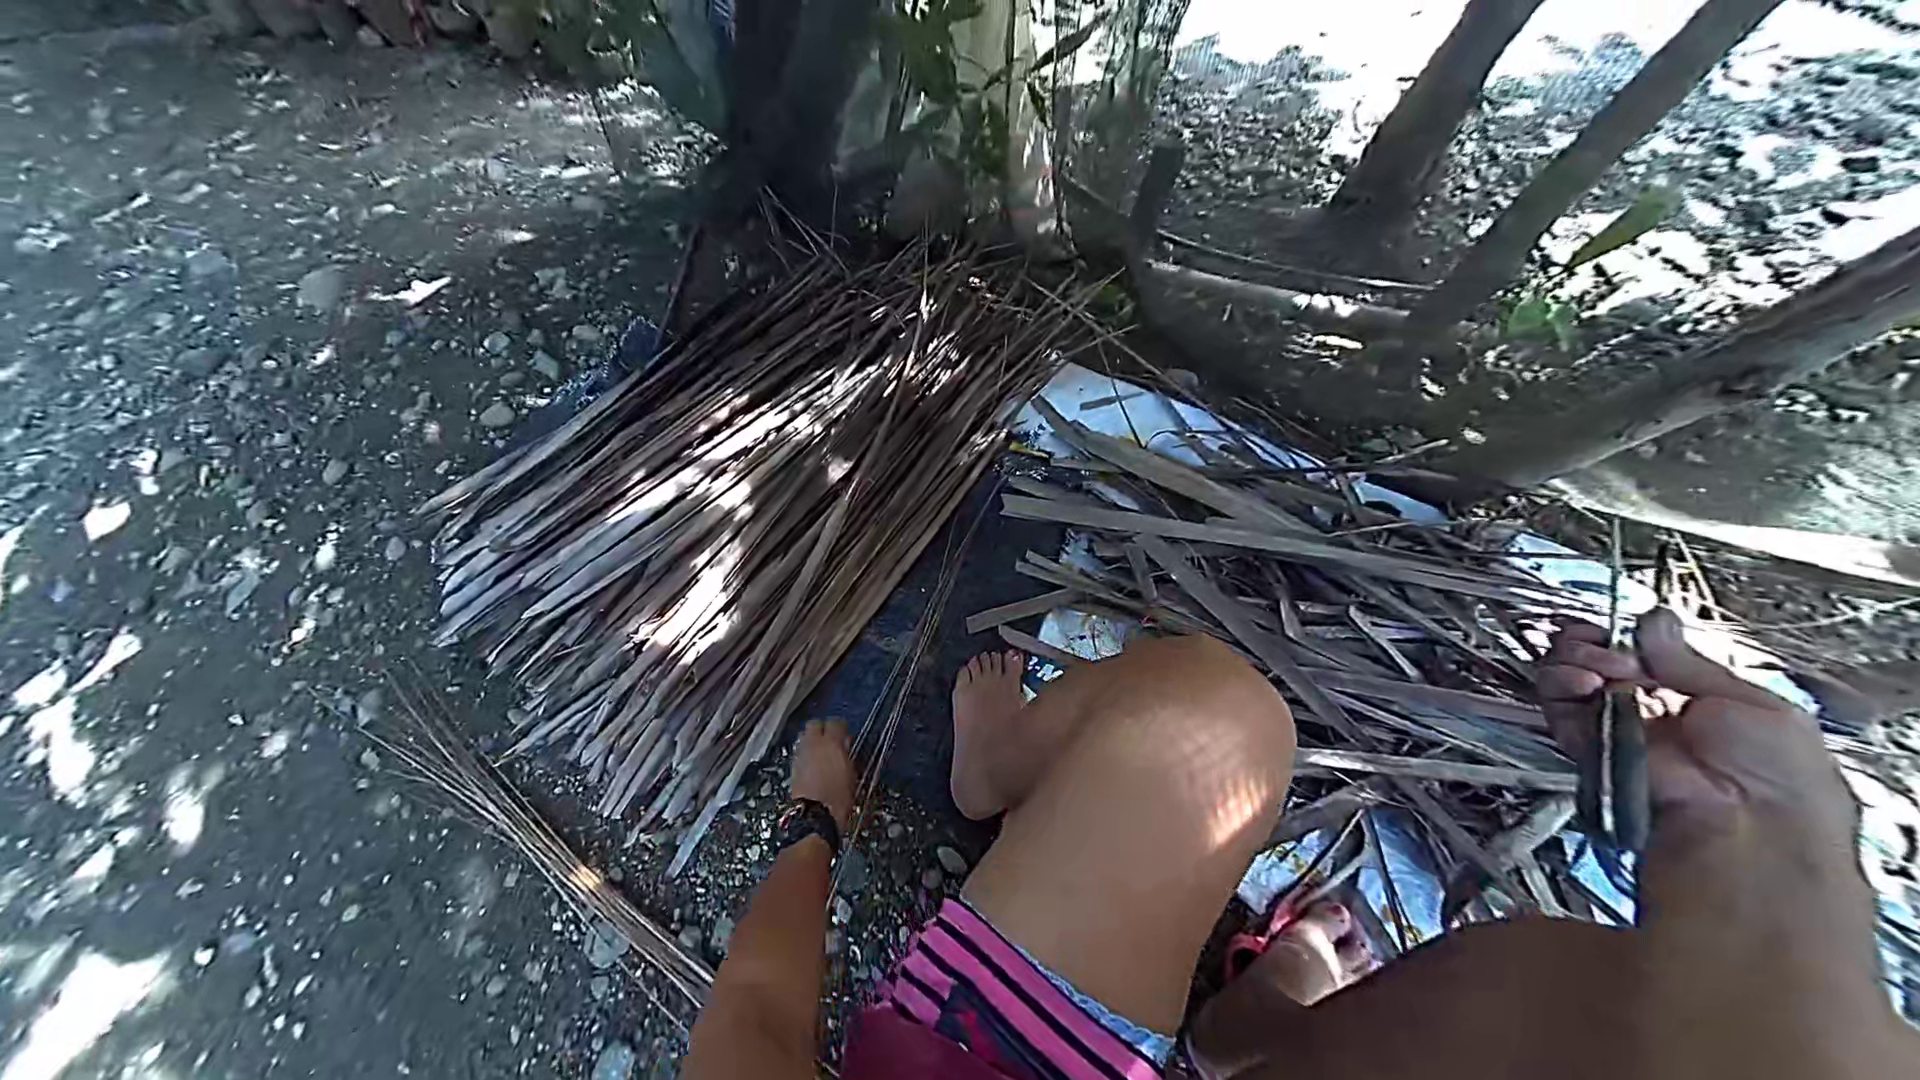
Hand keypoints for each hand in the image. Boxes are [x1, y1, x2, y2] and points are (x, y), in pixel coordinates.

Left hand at [790, 719, 854, 832]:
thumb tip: (845, 745)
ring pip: (804, 736)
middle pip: (815, 724)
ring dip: (812, 740)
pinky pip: (799, 751)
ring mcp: (800, 755)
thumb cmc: (838, 798)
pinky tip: (812, 764)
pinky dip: (805, 753)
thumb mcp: (851, 773)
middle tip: (831, 740)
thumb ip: (847, 754)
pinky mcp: (792, 767)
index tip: (845, 736)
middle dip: (822, 729)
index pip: (836, 723)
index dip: (842, 728)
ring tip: (821, 752)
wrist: (814, 818)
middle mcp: (813, 744)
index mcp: (832, 743)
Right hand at [1537, 607, 1854, 844]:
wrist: (1740, 818)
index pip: (1637, 654)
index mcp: (1686, 697)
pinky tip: (1584, 683)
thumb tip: (1654, 620)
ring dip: (1578, 659)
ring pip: (1566, 670)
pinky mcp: (1578, 736)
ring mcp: (1607, 721)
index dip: (1626, 636)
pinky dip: (1561, 682)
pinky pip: (1554, 698)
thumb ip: (1687, 660)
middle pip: (1593, 656)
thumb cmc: (1774, 771)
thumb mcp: (1751, 699)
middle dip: (1596, 643)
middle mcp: (1640, 706)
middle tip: (1615, 653)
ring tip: (1604, 671)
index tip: (1626, 627)